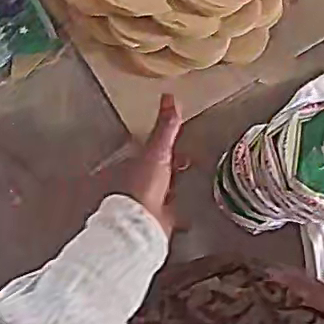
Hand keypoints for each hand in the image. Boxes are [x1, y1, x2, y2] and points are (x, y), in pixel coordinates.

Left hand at [120, 94, 186, 233]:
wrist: (141, 225)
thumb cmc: (143, 187)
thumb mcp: (158, 151)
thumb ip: (166, 128)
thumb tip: (169, 98)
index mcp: (134, 165)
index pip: (151, 152)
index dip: (166, 147)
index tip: (179, 144)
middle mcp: (136, 184)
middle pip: (156, 172)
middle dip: (170, 167)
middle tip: (188, 163)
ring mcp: (145, 204)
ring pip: (160, 193)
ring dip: (172, 190)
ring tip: (187, 187)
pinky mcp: (155, 222)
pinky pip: (169, 216)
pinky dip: (179, 216)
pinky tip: (188, 219)